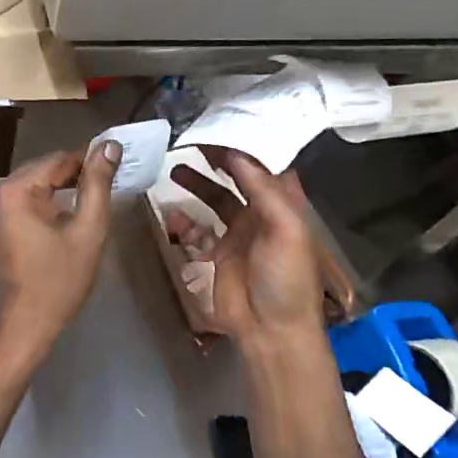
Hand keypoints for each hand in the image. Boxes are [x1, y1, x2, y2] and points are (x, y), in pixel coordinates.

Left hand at [0, 143, 120, 359]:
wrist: (28, 320)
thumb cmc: (60, 279)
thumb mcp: (87, 230)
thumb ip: (97, 185)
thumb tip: (109, 146)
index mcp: (16, 190)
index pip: (59, 159)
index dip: (90, 160)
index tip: (117, 164)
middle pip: (46, 168)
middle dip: (77, 173)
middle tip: (110, 181)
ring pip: (38, 181)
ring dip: (65, 185)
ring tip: (96, 194)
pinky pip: (27, 197)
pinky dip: (49, 199)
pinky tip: (72, 209)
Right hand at [166, 148, 323, 350]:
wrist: (271, 332)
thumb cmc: (285, 279)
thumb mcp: (285, 230)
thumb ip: (263, 190)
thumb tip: (237, 153)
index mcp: (283, 206)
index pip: (264, 165)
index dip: (245, 145)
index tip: (220, 125)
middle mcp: (260, 214)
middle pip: (236, 178)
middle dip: (216, 159)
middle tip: (191, 141)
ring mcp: (237, 234)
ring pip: (214, 200)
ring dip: (197, 184)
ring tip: (175, 170)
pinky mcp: (217, 254)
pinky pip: (197, 231)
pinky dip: (184, 222)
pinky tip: (171, 216)